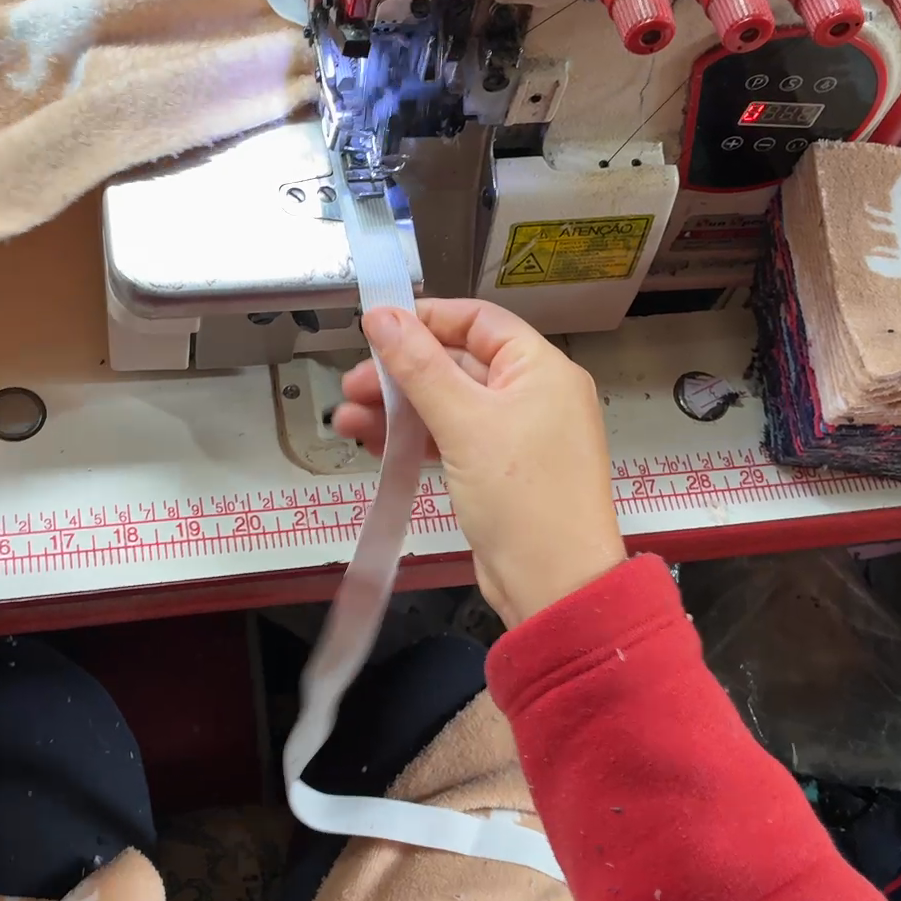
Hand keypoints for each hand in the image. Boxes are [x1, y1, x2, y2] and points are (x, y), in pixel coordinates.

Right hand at [332, 299, 625, 625]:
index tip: (376, 327)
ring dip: (398, 410)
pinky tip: (372, 444)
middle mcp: (532, 394)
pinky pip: (452, 439)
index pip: (478, 321)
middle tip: (351, 385)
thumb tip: (381, 315)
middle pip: (456, 364)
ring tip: (346, 421)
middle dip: (400, 374)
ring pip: (448, 406)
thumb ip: (418, 366)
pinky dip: (415, 439)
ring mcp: (516, 434)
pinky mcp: (498, 470)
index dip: (426, 319)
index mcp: (540, 368)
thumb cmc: (521, 494)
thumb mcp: (463, 422)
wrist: (554, 585)